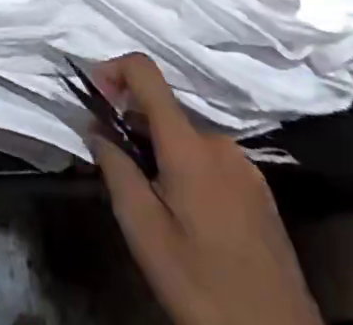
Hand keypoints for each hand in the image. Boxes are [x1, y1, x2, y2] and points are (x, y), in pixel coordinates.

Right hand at [89, 53, 322, 324]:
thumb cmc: (201, 283)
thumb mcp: (143, 230)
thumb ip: (115, 168)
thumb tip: (95, 127)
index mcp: (190, 146)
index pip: (146, 74)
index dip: (113, 69)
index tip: (93, 95)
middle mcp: (220, 143)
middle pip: (164, 110)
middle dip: (131, 126)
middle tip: (114, 166)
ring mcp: (245, 165)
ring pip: (185, 137)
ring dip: (157, 150)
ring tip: (148, 198)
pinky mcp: (259, 189)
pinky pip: (209, 158)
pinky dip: (184, 166)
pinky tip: (182, 212)